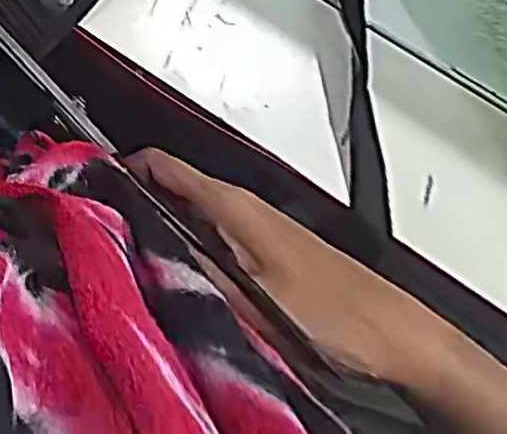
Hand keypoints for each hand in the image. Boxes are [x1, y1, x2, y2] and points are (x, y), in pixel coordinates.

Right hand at [126, 148, 465, 387]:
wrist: (411, 343)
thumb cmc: (347, 317)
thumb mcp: (254, 300)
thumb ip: (196, 272)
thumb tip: (151, 255)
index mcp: (231, 203)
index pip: (160, 163)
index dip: (121, 166)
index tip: (95, 179)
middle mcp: (241, 205)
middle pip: (170, 185)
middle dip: (138, 198)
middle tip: (113, 224)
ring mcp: (255, 224)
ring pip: (191, 209)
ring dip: (164, 222)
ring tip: (146, 250)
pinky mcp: (268, 246)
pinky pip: (212, 229)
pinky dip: (191, 239)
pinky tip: (191, 271)